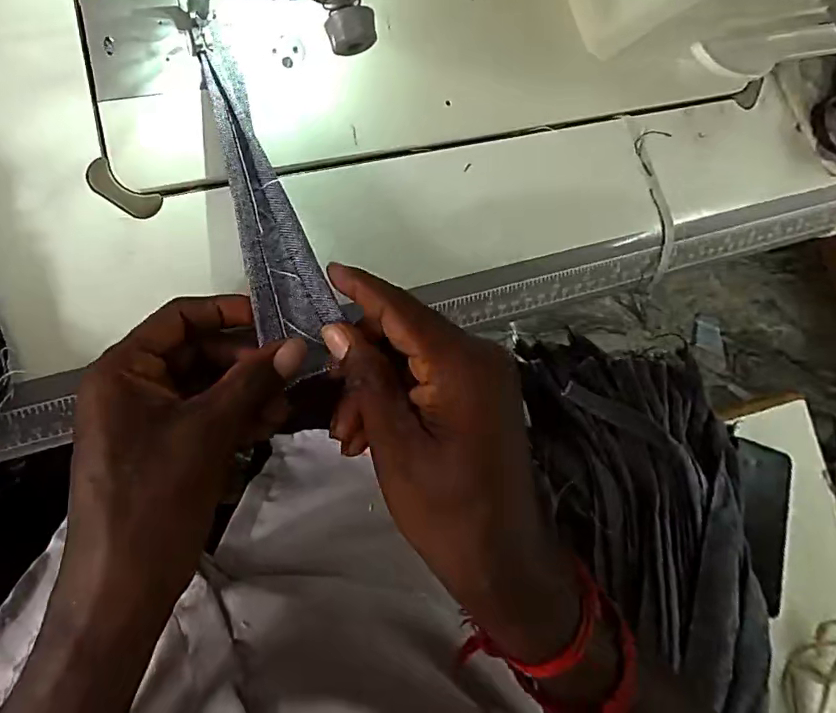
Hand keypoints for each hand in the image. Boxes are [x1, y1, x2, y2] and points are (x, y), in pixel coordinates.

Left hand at [63, 295, 304, 612]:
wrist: (119, 596)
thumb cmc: (154, 501)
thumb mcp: (208, 431)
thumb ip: (253, 381)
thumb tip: (297, 343)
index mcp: (122, 370)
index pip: (178, 318)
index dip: (226, 312)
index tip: (271, 318)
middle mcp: (129, 387)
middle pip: (196, 353)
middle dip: (243, 363)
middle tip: (287, 374)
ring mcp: (143, 421)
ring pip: (203, 387)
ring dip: (244, 392)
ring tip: (282, 408)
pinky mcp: (159, 450)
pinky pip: (200, 417)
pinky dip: (232, 418)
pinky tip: (264, 428)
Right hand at [321, 264, 582, 664]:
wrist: (505, 565)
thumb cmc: (448, 512)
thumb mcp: (396, 446)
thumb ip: (368, 379)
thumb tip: (339, 328)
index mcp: (462, 363)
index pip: (403, 311)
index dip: (364, 288)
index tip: (330, 269)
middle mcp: (478, 356)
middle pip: (406, 333)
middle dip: (362, 361)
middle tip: (332, 405)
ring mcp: (483, 374)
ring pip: (413, 358)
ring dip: (375, 386)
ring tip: (349, 435)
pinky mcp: (481, 392)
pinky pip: (429, 376)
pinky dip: (398, 396)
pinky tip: (371, 433)